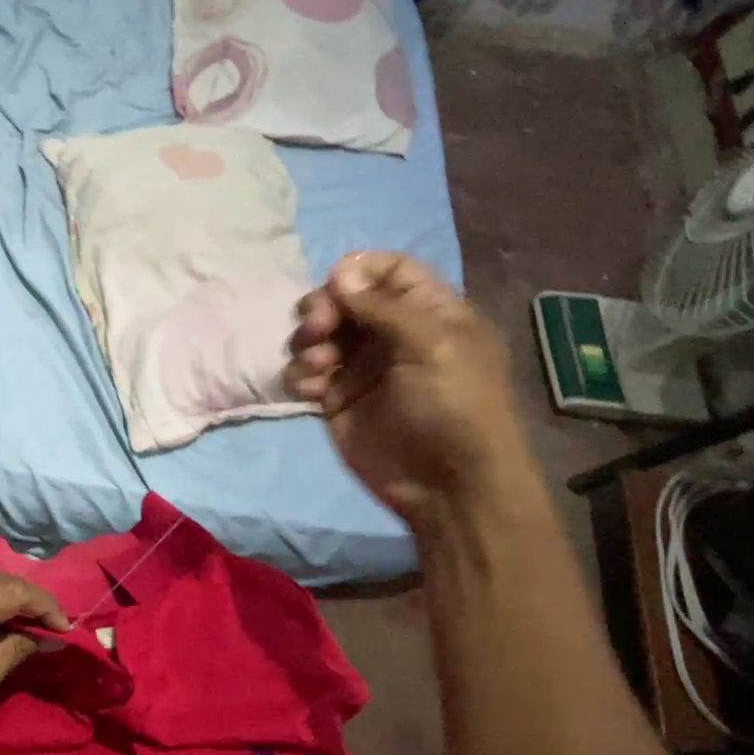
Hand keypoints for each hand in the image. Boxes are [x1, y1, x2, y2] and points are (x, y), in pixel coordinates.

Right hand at [284, 251, 532, 521]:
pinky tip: (309, 391)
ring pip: (318, 335)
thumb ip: (382, 306)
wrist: (447, 484)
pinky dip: (299, 376)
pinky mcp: (335, 400)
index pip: (389, 270)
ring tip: (317, 367)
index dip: (358, 271)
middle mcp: (391, 334)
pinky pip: (304, 374)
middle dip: (322, 309)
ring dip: (308, 343)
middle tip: (317, 330)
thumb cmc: (454, 406)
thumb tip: (339, 271)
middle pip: (343, 299)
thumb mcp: (431, 345)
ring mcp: (360, 367)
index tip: (334, 286)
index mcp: (428, 312)